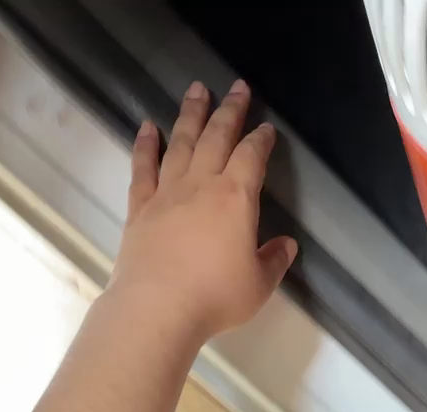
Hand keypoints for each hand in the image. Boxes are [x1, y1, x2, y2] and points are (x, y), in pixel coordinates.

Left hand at [110, 79, 296, 339]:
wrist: (159, 307)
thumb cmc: (216, 297)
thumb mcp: (259, 285)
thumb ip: (274, 261)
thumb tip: (286, 245)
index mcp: (236, 199)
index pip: (252, 158)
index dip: (261, 141)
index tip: (267, 129)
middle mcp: (201, 185)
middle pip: (216, 137)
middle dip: (229, 111)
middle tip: (237, 88)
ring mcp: (167, 193)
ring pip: (181, 143)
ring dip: (190, 115)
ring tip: (197, 90)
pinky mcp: (140, 207)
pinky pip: (143, 167)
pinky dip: (146, 145)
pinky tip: (148, 128)